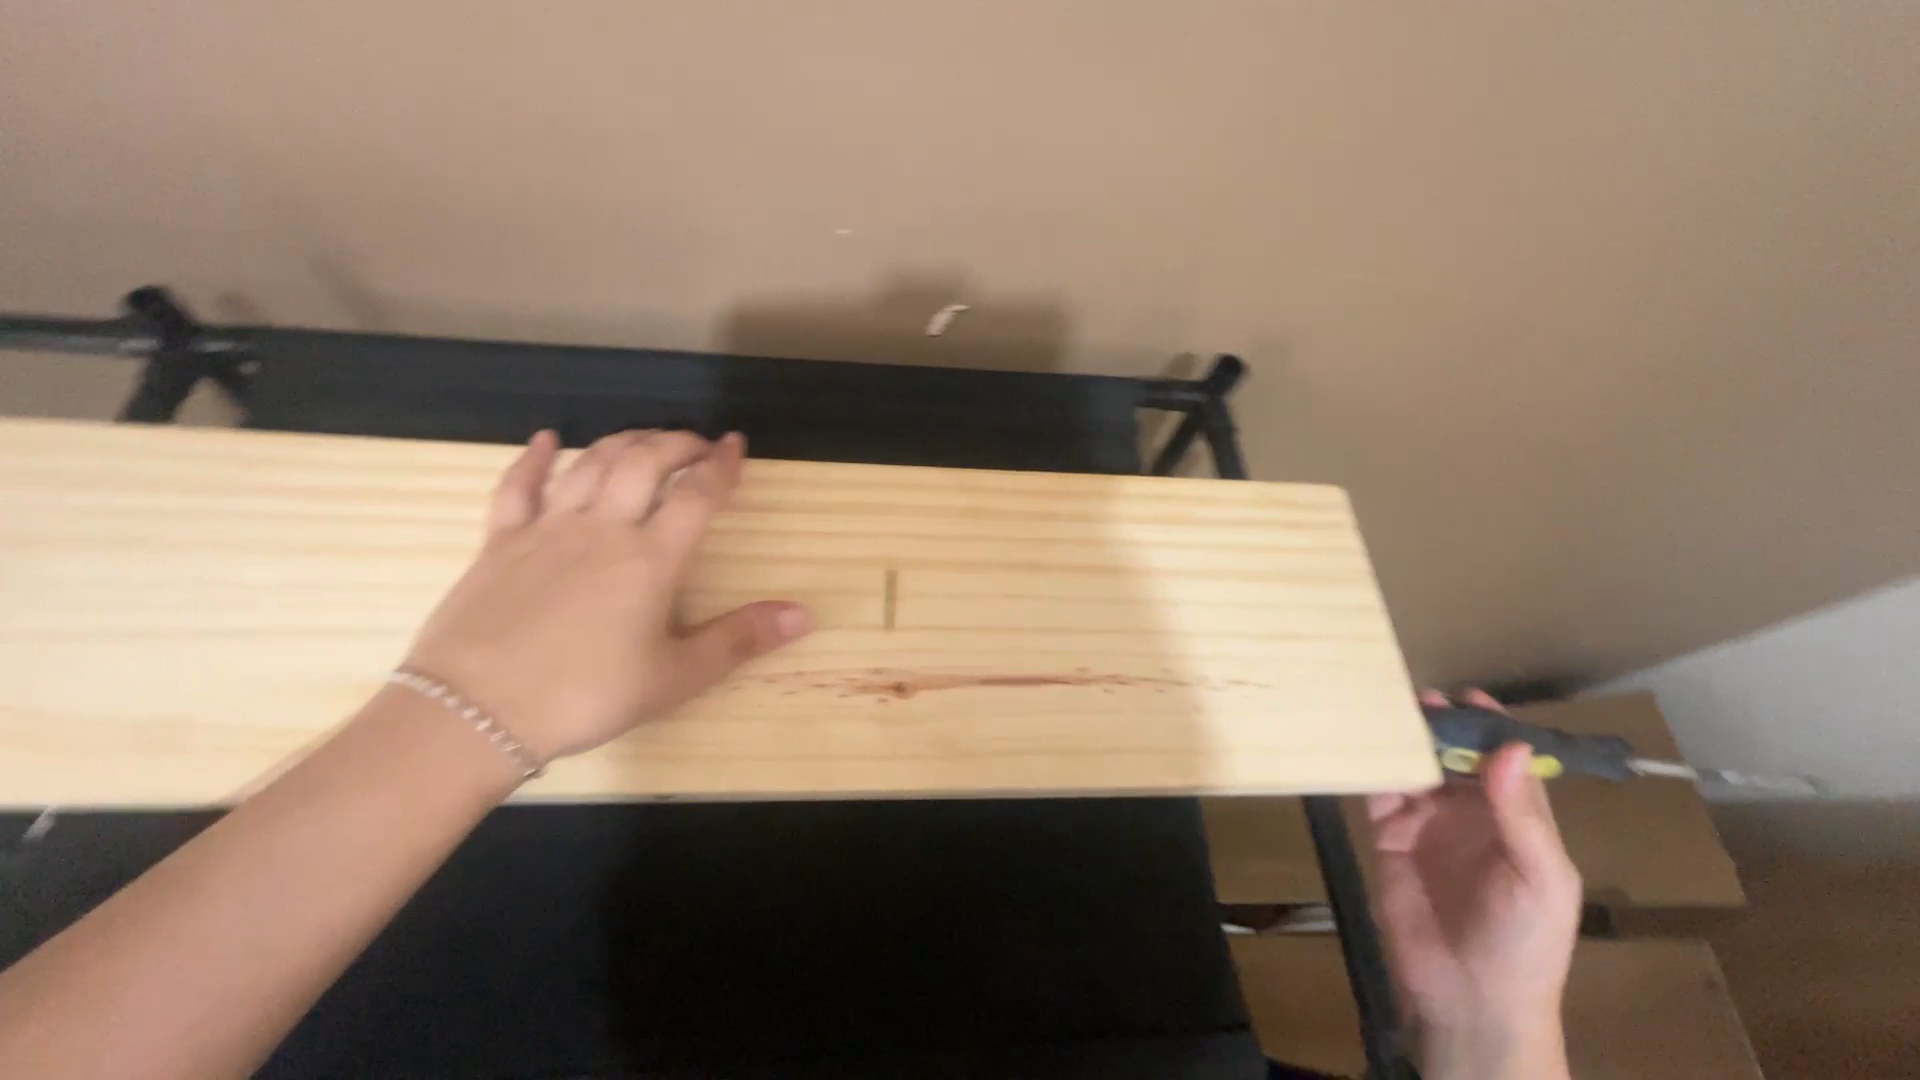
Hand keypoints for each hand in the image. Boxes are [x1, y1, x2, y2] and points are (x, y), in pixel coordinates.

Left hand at [402, 429, 812, 762]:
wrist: (476, 712)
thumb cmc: (586, 695)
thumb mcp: (676, 677)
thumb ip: (740, 640)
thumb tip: (803, 614)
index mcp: (651, 559)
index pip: (696, 495)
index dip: (721, 466)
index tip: (736, 445)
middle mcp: (603, 529)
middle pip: (644, 463)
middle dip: (676, 443)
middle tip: (697, 442)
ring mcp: (547, 530)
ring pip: (590, 464)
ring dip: (623, 441)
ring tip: (646, 437)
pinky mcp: (500, 542)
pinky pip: (517, 487)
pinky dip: (534, 458)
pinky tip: (547, 439)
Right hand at [1367, 689, 1581, 1078]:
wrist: (1468, 997)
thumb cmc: (1523, 941)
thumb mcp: (1540, 878)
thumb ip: (1522, 815)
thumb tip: (1510, 746)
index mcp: (1517, 820)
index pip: (1504, 762)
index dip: (1490, 729)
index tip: (1469, 696)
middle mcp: (1471, 814)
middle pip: (1453, 757)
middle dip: (1439, 727)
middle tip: (1414, 697)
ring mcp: (1426, 824)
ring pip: (1413, 769)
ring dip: (1402, 742)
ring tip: (1382, 712)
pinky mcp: (1387, 837)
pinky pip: (1377, 794)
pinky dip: (1369, 770)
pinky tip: (1360, 748)